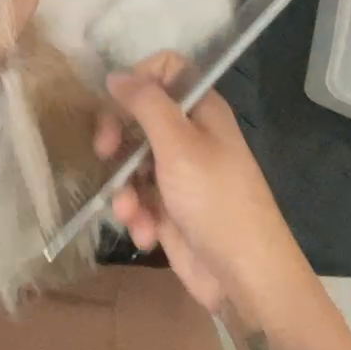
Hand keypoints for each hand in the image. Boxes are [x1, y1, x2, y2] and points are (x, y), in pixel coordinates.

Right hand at [94, 52, 310, 314]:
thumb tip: (115, 75)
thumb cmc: (216, 200)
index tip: (119, 100)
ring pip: (129, 159)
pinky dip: (136, 213)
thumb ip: (145, 103)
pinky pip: (136, 195)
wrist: (245, 279)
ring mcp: (177, 172)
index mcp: (200, 111)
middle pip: (137, 114)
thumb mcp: (178, 144)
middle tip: (104, 152)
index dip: (139, 78)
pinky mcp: (167, 206)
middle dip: (117, 136)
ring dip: (123, 187)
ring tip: (131, 212)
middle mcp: (188, 136)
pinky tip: (145, 232)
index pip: (166, 70)